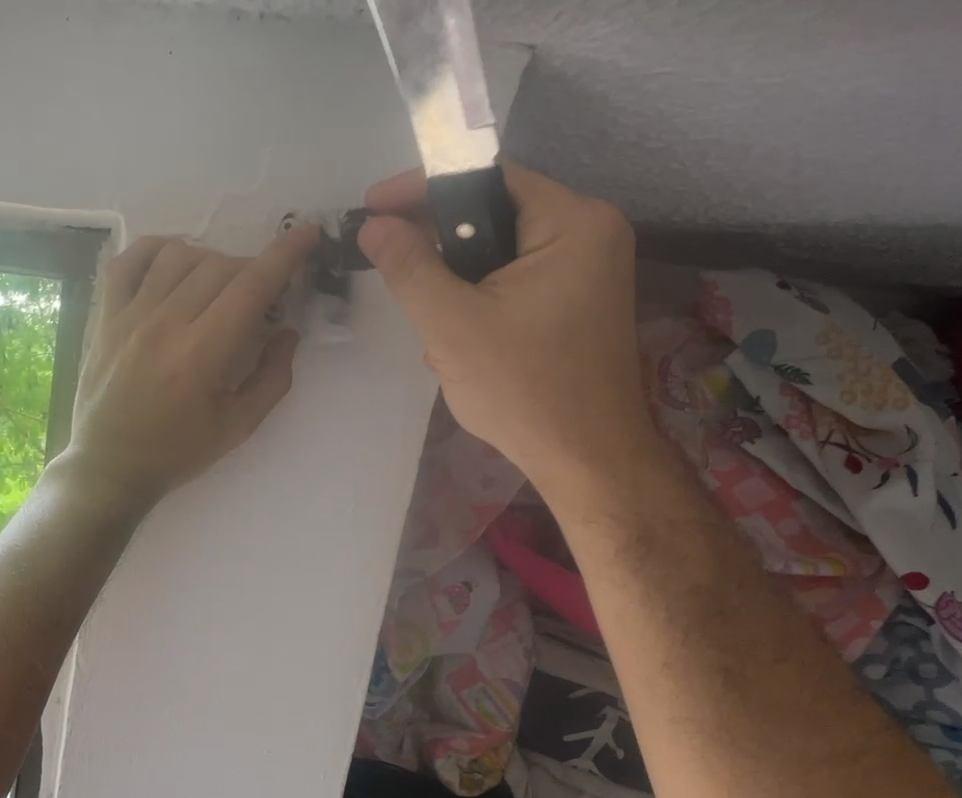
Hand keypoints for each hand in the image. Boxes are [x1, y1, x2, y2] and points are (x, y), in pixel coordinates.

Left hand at [57, 226, 319, 503]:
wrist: (110, 468)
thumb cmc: (177, 453)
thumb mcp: (237, 427)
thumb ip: (272, 377)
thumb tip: (287, 330)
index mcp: (202, 354)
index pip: (251, 285)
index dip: (285, 254)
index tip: (306, 235)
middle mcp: (165, 325)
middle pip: (219, 267)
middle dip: (251, 269)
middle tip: (257, 295)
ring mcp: (129, 318)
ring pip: (177, 256)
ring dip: (209, 259)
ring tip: (216, 284)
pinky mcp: (104, 320)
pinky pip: (126, 264)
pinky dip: (153, 250)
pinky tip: (171, 262)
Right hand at [357, 164, 648, 487]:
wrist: (583, 455)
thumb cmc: (523, 386)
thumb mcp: (451, 324)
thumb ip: (410, 268)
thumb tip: (373, 227)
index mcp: (572, 223)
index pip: (487, 178)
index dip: (424, 187)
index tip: (373, 207)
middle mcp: (589, 234)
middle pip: (493, 214)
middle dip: (437, 241)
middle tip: (386, 259)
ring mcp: (586, 271)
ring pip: (498, 252)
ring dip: (453, 277)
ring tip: (423, 315)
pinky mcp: (575, 304)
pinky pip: (513, 281)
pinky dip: (477, 299)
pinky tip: (454, 339)